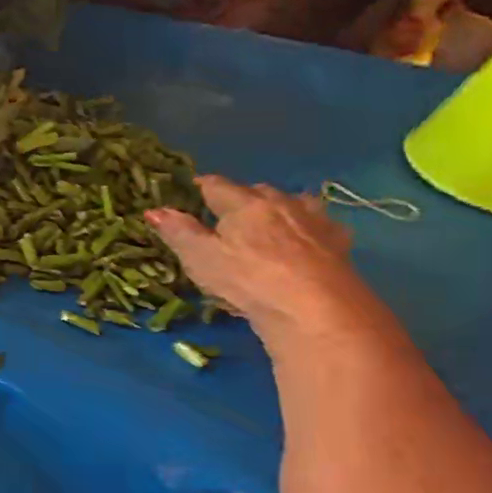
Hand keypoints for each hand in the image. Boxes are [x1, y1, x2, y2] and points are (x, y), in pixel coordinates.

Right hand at [145, 175, 381, 341]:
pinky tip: (298, 241)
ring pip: (289, 202)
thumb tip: (153, 210)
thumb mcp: (199, 258)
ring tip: (261, 225)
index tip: (184, 194)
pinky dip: (302, 226)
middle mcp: (282, 202)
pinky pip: (314, 223)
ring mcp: (314, 218)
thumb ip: (178, 231)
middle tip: (220, 218)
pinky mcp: (337, 239)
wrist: (314, 306)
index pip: (215, 185)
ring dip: (273, 209)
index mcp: (245, 203)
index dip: (197, 187)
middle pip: (255, 190)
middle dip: (236, 199)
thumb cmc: (246, 279)